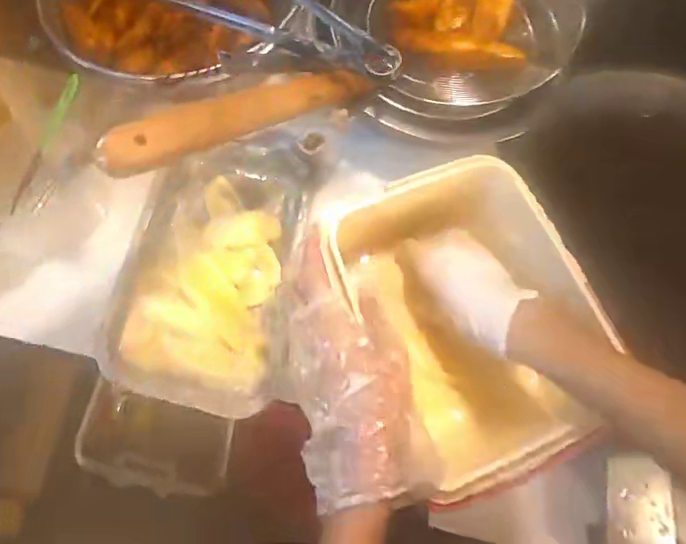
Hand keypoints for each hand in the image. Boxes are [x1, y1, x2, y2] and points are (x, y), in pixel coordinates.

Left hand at [285, 231, 421, 514]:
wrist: (358, 457)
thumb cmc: (379, 401)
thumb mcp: (390, 355)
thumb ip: (375, 315)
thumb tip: (364, 282)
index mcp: (330, 322)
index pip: (314, 276)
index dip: (312, 251)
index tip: (314, 228)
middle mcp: (308, 331)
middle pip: (297, 288)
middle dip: (303, 264)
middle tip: (313, 244)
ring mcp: (301, 350)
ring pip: (295, 305)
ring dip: (301, 283)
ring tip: (314, 267)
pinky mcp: (302, 367)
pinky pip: (298, 323)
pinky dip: (304, 304)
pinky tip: (315, 304)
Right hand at [406, 230, 535, 357]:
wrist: (509, 318)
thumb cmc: (465, 320)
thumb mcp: (433, 314)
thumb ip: (419, 296)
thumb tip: (414, 286)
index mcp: (425, 257)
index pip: (404, 249)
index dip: (404, 261)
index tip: (405, 272)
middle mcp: (442, 242)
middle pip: (426, 242)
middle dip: (426, 255)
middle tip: (428, 274)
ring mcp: (465, 242)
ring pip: (446, 242)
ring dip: (445, 254)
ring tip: (449, 274)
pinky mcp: (485, 248)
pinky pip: (464, 248)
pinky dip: (462, 257)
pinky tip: (467, 274)